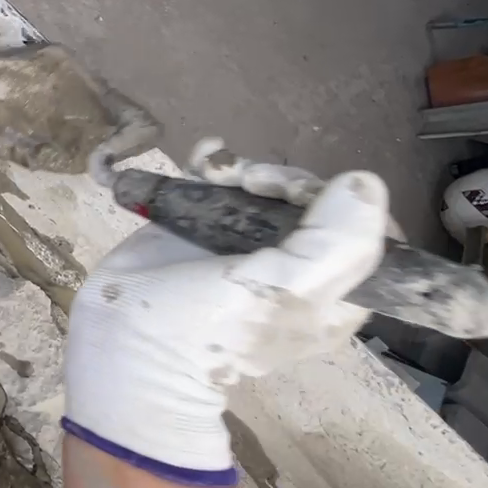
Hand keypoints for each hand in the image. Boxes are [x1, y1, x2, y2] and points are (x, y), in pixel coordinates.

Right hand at [63, 149, 388, 483]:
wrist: (124, 333)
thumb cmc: (209, 326)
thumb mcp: (284, 291)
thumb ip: (335, 243)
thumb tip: (363, 180)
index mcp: (331, 291)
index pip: (362, 231)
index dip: (336, 201)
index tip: (294, 196)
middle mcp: (289, 262)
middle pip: (306, 201)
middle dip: (280, 180)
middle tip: (247, 181)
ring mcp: (237, 241)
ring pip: (258, 187)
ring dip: (241, 167)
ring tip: (211, 169)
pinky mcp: (193, 225)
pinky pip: (210, 185)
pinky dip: (209, 162)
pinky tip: (201, 154)